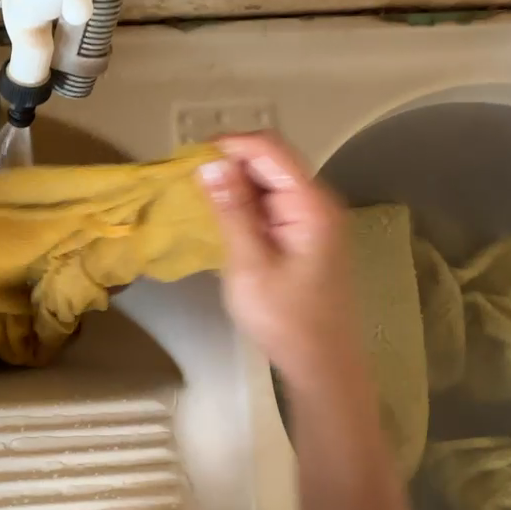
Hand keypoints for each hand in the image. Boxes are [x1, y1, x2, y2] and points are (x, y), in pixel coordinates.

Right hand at [198, 134, 362, 383]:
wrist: (322, 365)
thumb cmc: (285, 319)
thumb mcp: (249, 264)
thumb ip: (232, 211)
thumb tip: (209, 163)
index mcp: (311, 204)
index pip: (268, 148)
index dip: (227, 144)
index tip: (188, 161)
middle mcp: (317, 202)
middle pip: (270, 159)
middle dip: (228, 162)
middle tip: (187, 182)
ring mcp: (313, 218)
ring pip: (268, 180)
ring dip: (233, 182)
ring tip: (198, 199)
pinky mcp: (304, 234)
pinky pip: (271, 202)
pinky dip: (243, 202)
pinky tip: (221, 218)